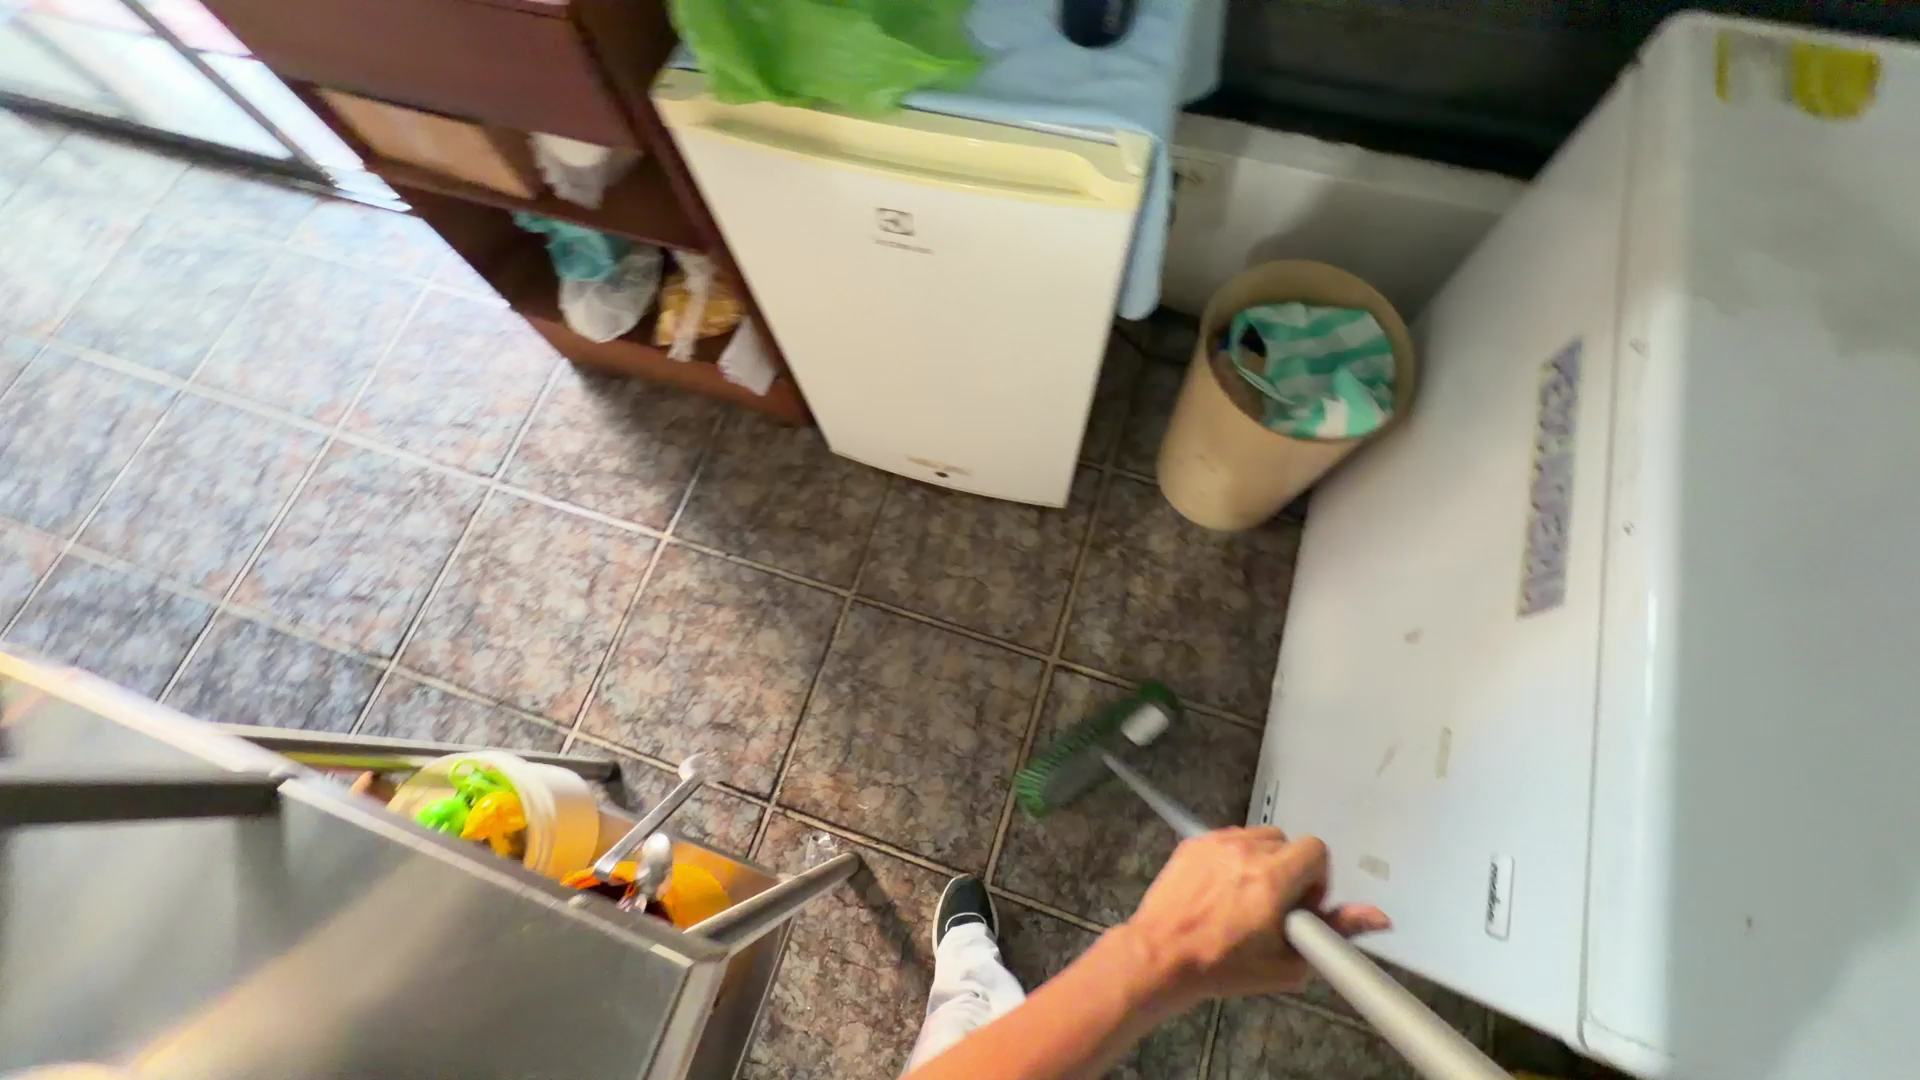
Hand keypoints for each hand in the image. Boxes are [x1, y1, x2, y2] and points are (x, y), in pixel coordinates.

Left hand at [1120, 827, 1389, 1004]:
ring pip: (1256, 837)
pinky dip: (1232, 856)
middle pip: (1287, 842)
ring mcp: (1215, 842)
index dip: (1316, 878)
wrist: (1163, 953)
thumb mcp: (1288, 963)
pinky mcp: (1193, 841)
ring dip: (1261, 860)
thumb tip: (1379, 917)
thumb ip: (1335, 933)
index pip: (1316, 850)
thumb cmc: (1225, 965)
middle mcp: (1245, 850)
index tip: (1302, 905)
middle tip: (1276, 905)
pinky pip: (1227, 839)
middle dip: (1290, 870)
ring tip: (1247, 896)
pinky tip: (1221, 888)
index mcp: (1272, 878)